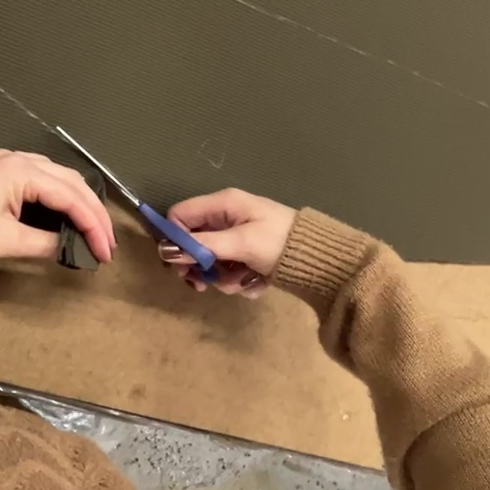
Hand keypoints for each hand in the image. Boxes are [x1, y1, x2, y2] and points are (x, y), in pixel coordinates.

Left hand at [0, 149, 115, 263]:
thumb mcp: (7, 242)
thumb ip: (45, 243)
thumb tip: (69, 248)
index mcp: (22, 171)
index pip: (70, 197)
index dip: (92, 225)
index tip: (105, 251)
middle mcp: (19, 159)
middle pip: (70, 182)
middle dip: (92, 213)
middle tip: (107, 243)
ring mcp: (9, 163)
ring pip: (58, 178)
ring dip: (79, 203)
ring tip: (93, 230)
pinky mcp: (1, 172)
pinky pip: (42, 179)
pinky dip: (60, 197)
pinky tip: (68, 215)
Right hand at [164, 188, 297, 296]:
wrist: (322, 260)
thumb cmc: (280, 243)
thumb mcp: (240, 243)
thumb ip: (203, 246)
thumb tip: (166, 250)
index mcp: (223, 204)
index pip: (180, 215)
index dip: (175, 239)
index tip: (180, 264)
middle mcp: (226, 217)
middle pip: (194, 241)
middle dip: (200, 265)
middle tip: (204, 285)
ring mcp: (237, 236)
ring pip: (212, 260)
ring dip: (223, 277)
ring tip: (242, 282)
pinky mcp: (247, 253)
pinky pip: (231, 268)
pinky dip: (239, 279)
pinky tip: (256, 282)